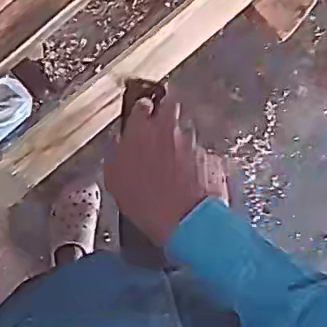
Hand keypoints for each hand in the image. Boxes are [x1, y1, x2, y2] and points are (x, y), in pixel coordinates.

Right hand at [104, 93, 228, 245]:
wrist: (185, 221)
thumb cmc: (146, 203)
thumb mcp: (115, 179)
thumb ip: (115, 152)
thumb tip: (117, 142)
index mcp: (141, 131)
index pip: (141, 105)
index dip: (141, 110)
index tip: (141, 116)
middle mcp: (168, 130)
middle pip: (169, 107)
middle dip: (165, 114)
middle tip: (159, 132)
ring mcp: (193, 142)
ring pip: (185, 134)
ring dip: (180, 145)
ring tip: (174, 169)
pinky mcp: (211, 157)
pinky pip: (201, 155)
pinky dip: (196, 164)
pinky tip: (190, 182)